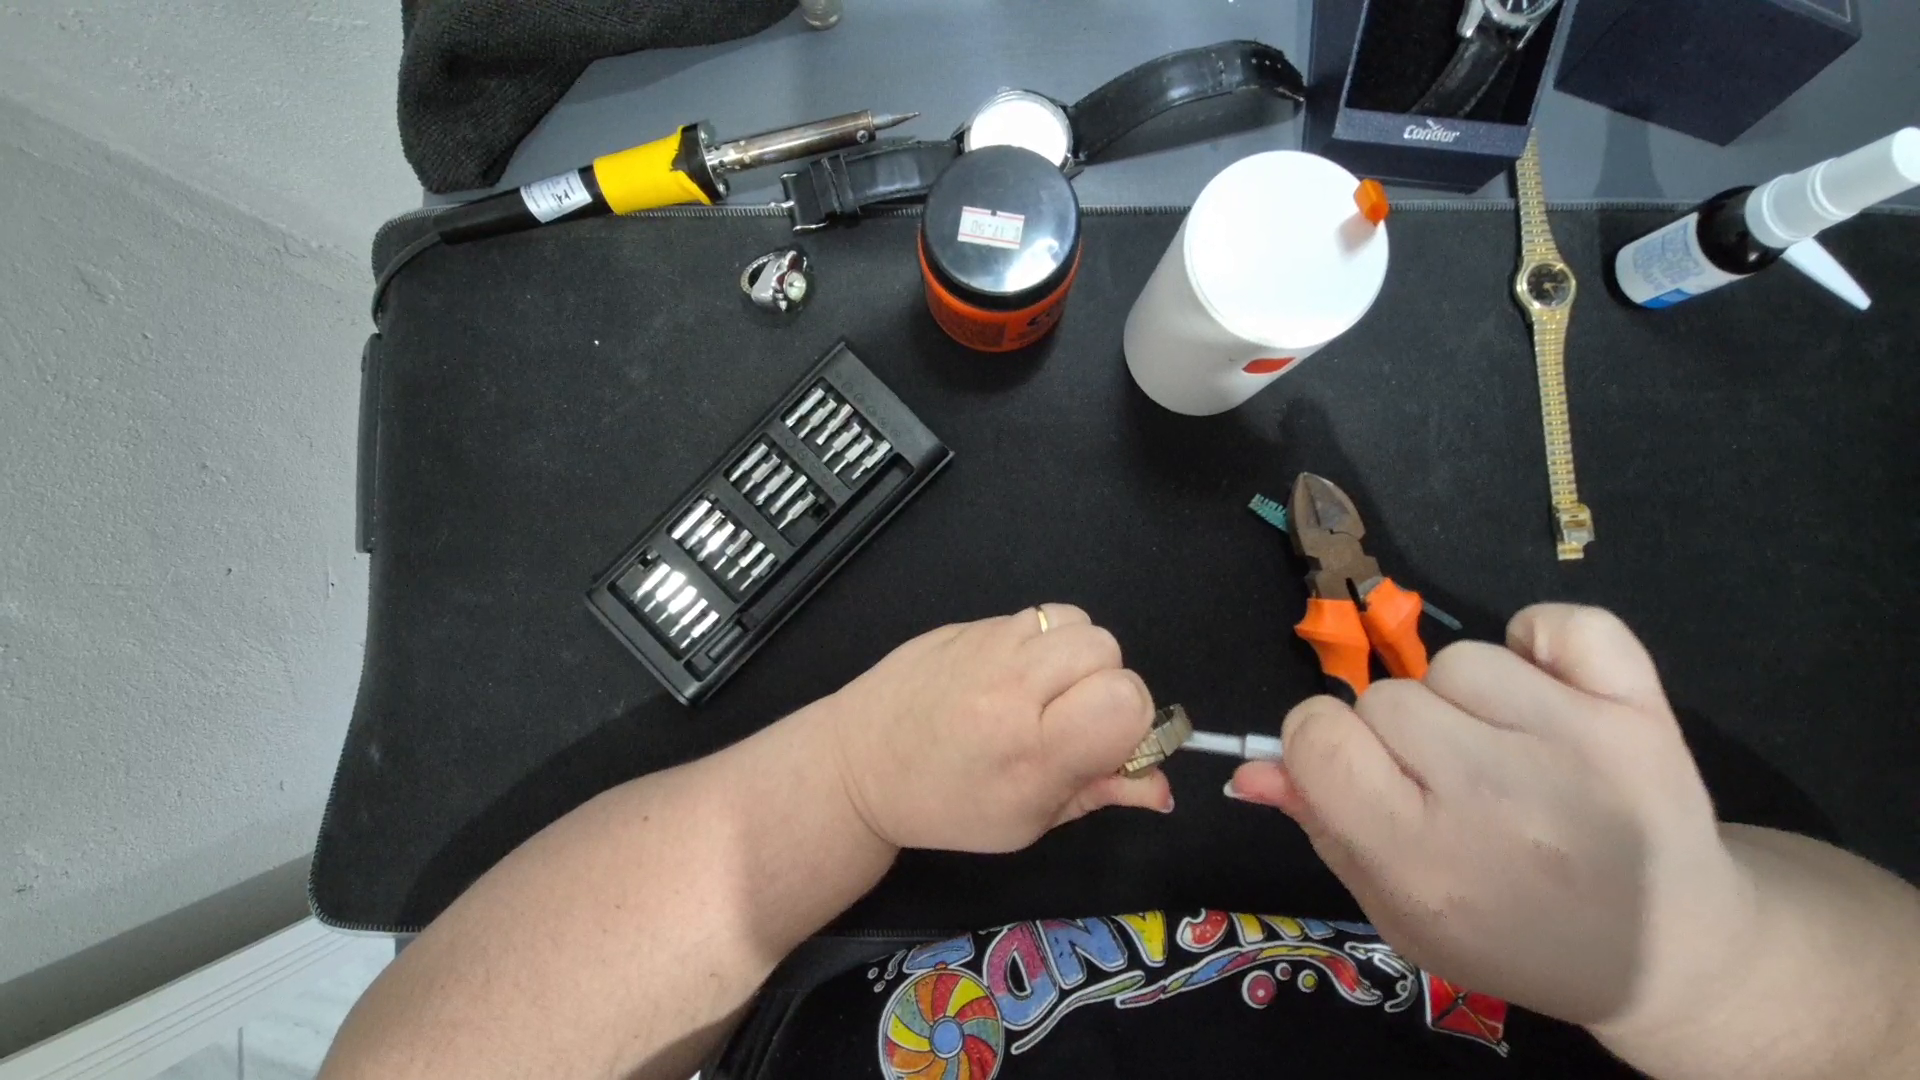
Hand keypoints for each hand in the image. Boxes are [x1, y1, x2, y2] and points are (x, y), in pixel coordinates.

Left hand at [816, 605, 1170, 853]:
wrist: (860, 762)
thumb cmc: (946, 806)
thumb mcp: (1027, 820)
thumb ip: (1100, 792)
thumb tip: (1161, 784)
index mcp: (1030, 747)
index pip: (1126, 699)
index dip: (1131, 722)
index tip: (1104, 742)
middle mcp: (1011, 684)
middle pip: (1107, 650)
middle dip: (1105, 684)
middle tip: (1068, 717)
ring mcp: (985, 643)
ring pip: (1076, 621)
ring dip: (1074, 655)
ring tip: (1042, 691)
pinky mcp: (967, 622)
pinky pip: (1033, 616)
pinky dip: (1040, 642)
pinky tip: (1009, 674)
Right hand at [1229, 604, 1756, 1031]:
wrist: (1677, 957)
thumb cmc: (1510, 935)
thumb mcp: (1394, 908)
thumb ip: (1320, 827)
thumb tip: (1252, 768)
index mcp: (1422, 854)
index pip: (1317, 735)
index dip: (1320, 744)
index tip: (1354, 770)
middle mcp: (1493, 794)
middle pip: (1383, 697)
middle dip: (1395, 735)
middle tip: (1442, 782)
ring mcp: (1575, 745)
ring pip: (1455, 660)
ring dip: (1463, 699)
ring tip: (1503, 752)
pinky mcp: (1642, 711)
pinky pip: (1559, 623)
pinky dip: (1542, 643)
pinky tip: (1550, 694)